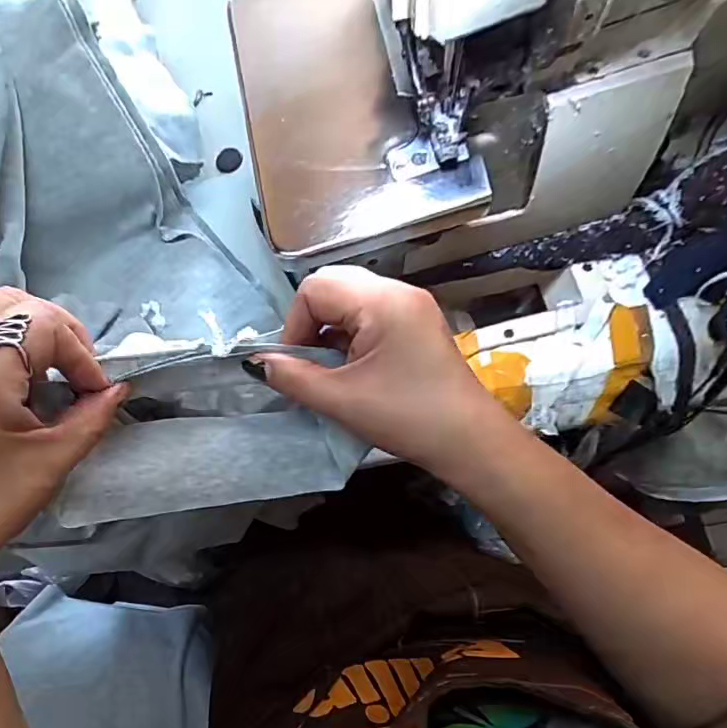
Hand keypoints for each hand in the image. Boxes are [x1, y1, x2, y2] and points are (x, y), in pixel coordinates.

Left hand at [0, 288, 129, 597]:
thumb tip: (116, 388)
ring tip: (48, 384)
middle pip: (9, 304)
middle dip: (55, 330)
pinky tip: (16, 393)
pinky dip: (2, 352)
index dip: (79, 351)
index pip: (40, 323)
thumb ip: (91, 416)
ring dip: (28, 338)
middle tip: (76, 374)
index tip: (95, 392)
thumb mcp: (52, 460)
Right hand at [252, 265, 519, 473]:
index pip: (315, 288)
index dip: (294, 325)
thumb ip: (293, 377)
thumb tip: (259, 363)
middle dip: (309, 325)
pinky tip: (352, 370)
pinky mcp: (416, 325)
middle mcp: (398, 292)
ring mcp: (411, 307)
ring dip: (328, 333)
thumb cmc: (406, 417)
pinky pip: (368, 316)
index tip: (296, 365)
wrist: (467, 440)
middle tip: (310, 366)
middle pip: (332, 287)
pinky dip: (349, 338)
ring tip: (332, 372)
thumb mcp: (340, 399)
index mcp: (382, 301)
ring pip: (349, 302)